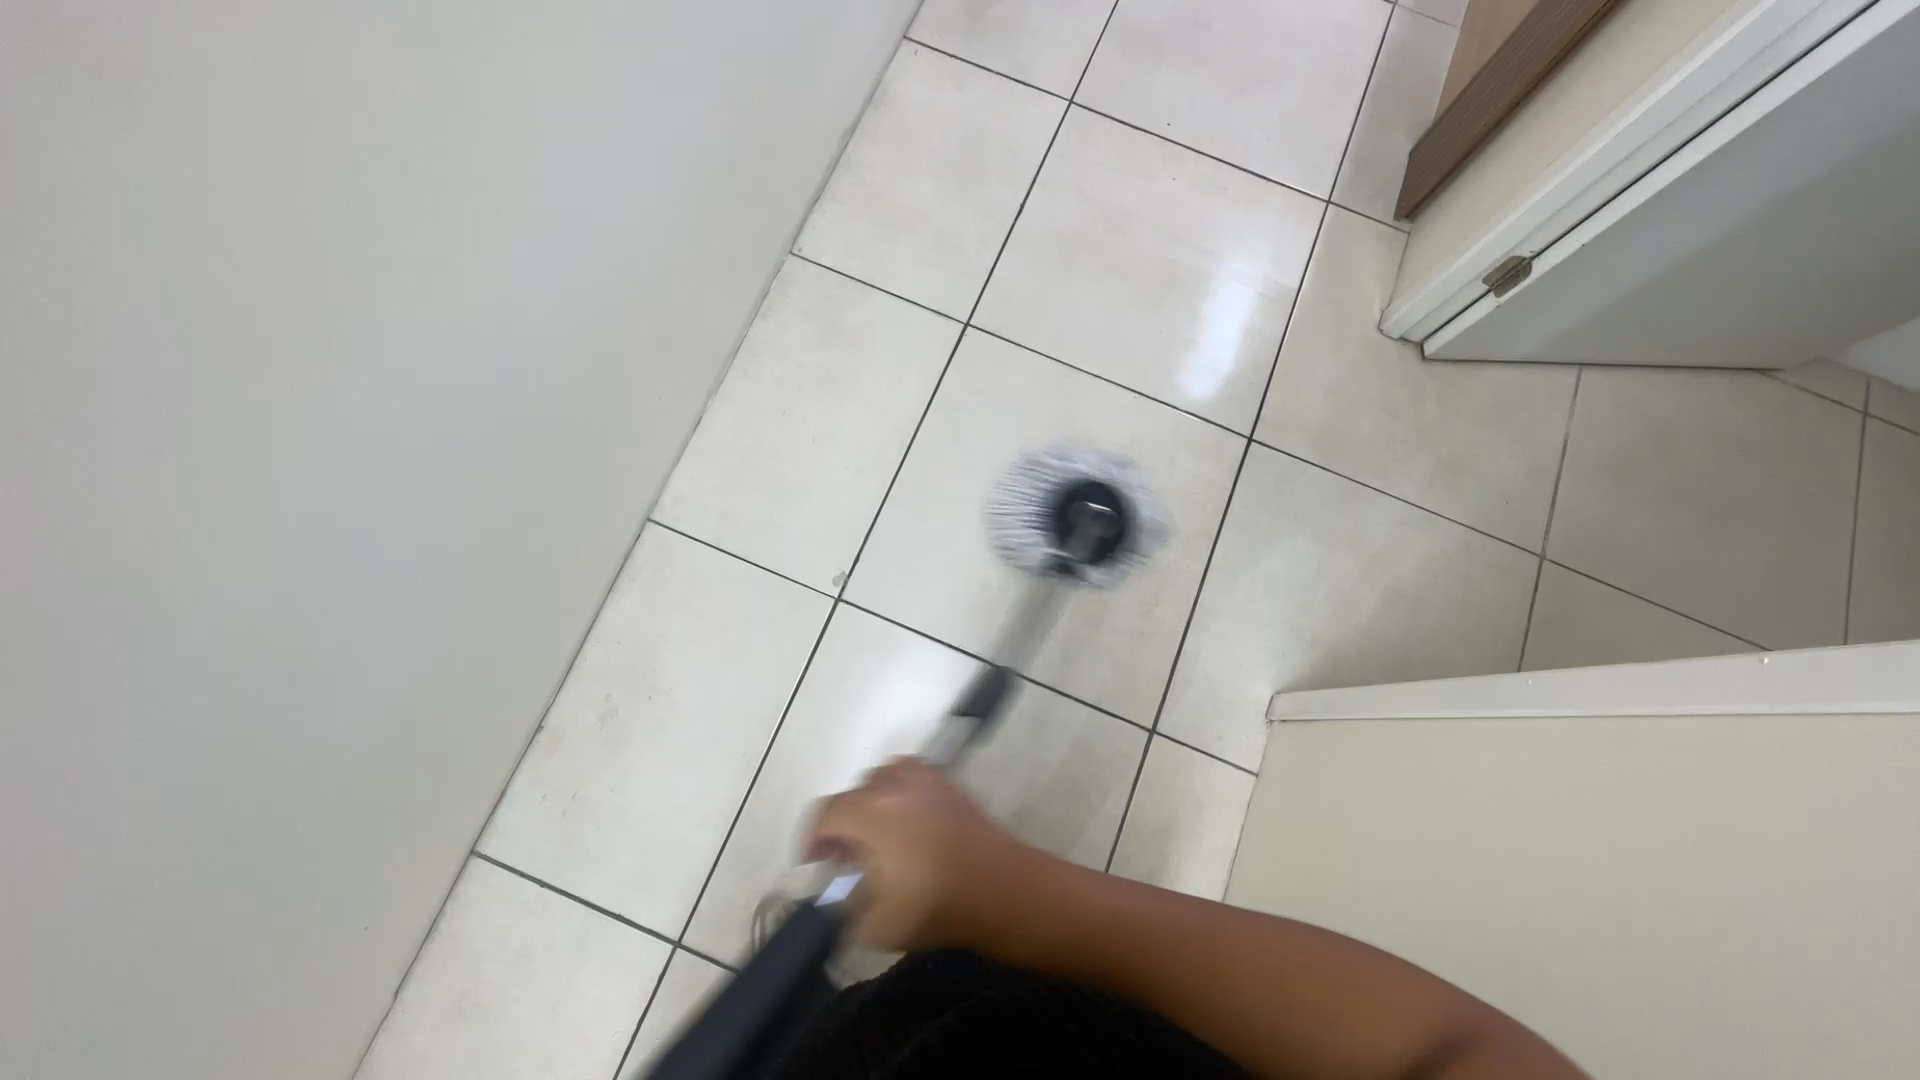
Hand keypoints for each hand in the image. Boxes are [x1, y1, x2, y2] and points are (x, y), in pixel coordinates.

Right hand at [806, 757, 1037, 951]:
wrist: (1002, 890)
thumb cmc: (936, 907)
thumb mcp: (876, 925)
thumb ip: (843, 912)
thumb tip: (835, 902)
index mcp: (871, 813)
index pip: (825, 814)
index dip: (812, 839)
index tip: (814, 862)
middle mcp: (895, 785)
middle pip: (853, 795)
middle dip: (844, 824)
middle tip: (848, 858)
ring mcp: (926, 778)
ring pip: (882, 779)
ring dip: (872, 803)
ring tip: (879, 836)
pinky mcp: (950, 783)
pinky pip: (912, 777)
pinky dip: (901, 793)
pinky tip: (910, 824)